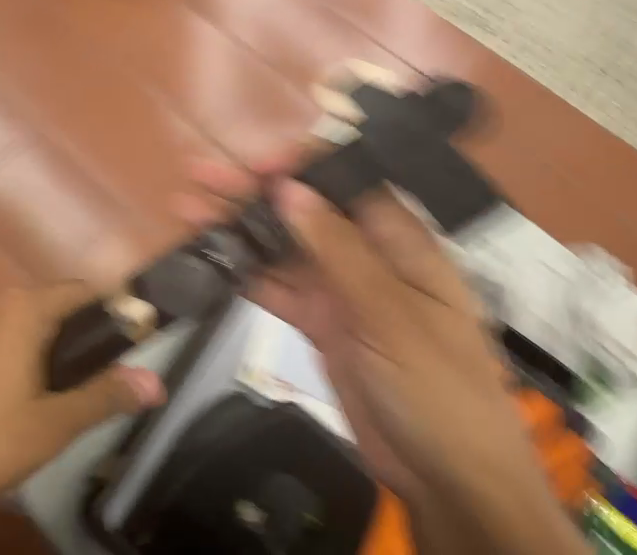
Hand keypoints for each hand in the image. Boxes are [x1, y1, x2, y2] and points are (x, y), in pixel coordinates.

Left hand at [0, 281, 166, 529]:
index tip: (130, 346)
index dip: (110, 314)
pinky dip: (9, 345)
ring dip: (40, 342)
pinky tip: (11, 389)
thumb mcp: (54, 424)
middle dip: (74, 335)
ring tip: (53, 392)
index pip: (80, 292)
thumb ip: (106, 395)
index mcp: (19, 306)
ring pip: (18, 315)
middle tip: (90, 384)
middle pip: (49, 303)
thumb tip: (156, 381)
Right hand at [184, 150, 589, 554]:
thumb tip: (289, 187)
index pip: (348, 185)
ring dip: (237, 228)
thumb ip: (338, 250)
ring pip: (281, 248)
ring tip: (186, 208)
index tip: (252, 155)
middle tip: (200, 175)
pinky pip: (273, 288)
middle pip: (304, 212)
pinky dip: (240, 271)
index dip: (301, 165)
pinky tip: (203, 255)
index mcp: (402, 246)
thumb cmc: (439, 389)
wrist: (450, 481)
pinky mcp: (318, 324)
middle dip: (253, 191)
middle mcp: (368, 259)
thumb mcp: (392, 315)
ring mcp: (340, 293)